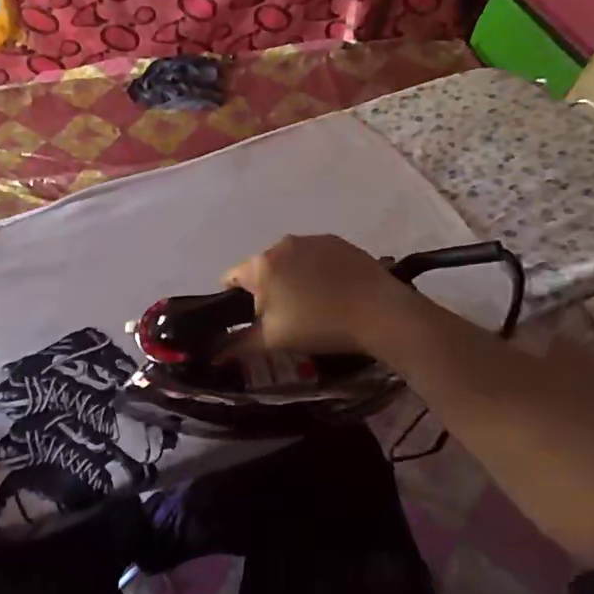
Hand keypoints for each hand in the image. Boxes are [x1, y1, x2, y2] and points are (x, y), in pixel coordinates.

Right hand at [223, 234, 417, 355]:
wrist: (381, 314)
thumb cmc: (319, 326)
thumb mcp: (274, 340)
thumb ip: (238, 344)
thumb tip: (213, 355)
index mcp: (260, 265)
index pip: (230, 278)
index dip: (233, 301)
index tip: (252, 320)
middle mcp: (281, 244)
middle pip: (261, 269)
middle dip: (266, 290)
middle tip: (285, 318)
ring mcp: (312, 239)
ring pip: (288, 261)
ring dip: (291, 278)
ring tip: (313, 305)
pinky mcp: (338, 241)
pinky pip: (314, 256)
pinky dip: (316, 270)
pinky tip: (333, 291)